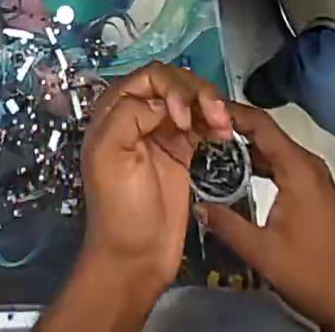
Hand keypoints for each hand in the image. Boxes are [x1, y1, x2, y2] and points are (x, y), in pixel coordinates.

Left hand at [80, 63, 233, 282]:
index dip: (171, 88)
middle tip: (216, 116)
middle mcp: (138, 112)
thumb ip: (129, 116)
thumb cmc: (118, 208)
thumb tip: (162, 102)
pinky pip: (199, 122)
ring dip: (209, 104)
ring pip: (189, 98)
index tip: (183, 118)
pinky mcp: (180, 149)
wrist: (136, 257)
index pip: (149, 77)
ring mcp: (161, 130)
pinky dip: (213, 121)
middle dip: (195, 92)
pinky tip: (223, 132)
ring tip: (223, 125)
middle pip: (172, 82)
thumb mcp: (110, 155)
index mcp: (115, 108)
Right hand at [199, 103, 334, 328]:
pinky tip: (236, 165)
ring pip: (273, 145)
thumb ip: (226, 223)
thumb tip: (196, 204)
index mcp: (297, 169)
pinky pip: (281, 159)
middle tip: (199, 124)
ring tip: (211, 141)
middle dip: (232, 124)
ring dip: (244, 141)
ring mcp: (312, 175)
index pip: (260, 123)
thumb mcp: (262, 251)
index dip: (231, 111)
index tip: (200, 108)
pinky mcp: (313, 187)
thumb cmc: (310, 273)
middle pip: (266, 130)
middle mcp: (307, 163)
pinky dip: (258, 156)